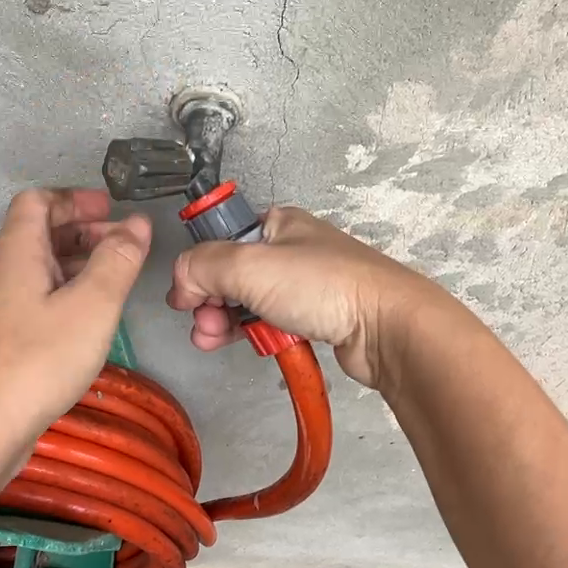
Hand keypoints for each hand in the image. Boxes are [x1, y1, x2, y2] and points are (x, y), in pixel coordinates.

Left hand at [0, 189, 152, 447]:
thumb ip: (117, 261)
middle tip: (121, 243)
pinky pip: (29, 296)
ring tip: (110, 278)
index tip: (109, 210)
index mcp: (16, 251)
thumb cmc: (38, 360)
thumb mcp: (92, 306)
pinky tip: (83, 318)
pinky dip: (59, 291)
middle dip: (80, 230)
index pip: (37, 201)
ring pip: (34, 267)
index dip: (74, 199)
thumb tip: (137, 224)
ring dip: (72, 262)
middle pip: (36, 232)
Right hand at [167, 206, 453, 389]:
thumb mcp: (248, 265)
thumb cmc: (320, 286)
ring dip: (224, 320)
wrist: (387, 326)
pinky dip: (253, 332)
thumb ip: (201, 266)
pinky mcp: (316, 316)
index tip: (184, 297)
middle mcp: (290, 248)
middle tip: (202, 325)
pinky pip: (272, 321)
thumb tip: (180, 282)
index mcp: (276, 223)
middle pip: (231, 272)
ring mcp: (304, 284)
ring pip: (249, 300)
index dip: (197, 267)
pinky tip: (243, 344)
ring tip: (211, 340)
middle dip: (208, 300)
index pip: (220, 239)